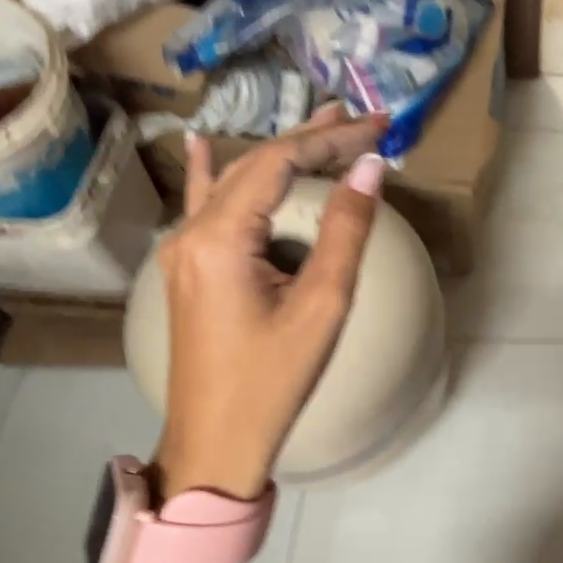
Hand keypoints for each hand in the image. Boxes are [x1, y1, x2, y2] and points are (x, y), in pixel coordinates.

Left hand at [152, 106, 390, 498]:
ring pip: (236, 180)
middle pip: (257, 165)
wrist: (216, 442)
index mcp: (221, 238)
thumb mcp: (323, 304)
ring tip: (323, 121)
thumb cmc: (274, 378)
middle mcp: (192, 233)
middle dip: (312, 139)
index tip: (378, 127)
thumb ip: (346, 228)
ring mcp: (184, 250)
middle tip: (363, 121)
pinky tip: (204, 144)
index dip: (331, 138)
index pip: (280, 163)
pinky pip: (205, 205)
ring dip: (281, 151)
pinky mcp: (190, 268)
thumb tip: (370, 167)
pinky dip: (215, 171)